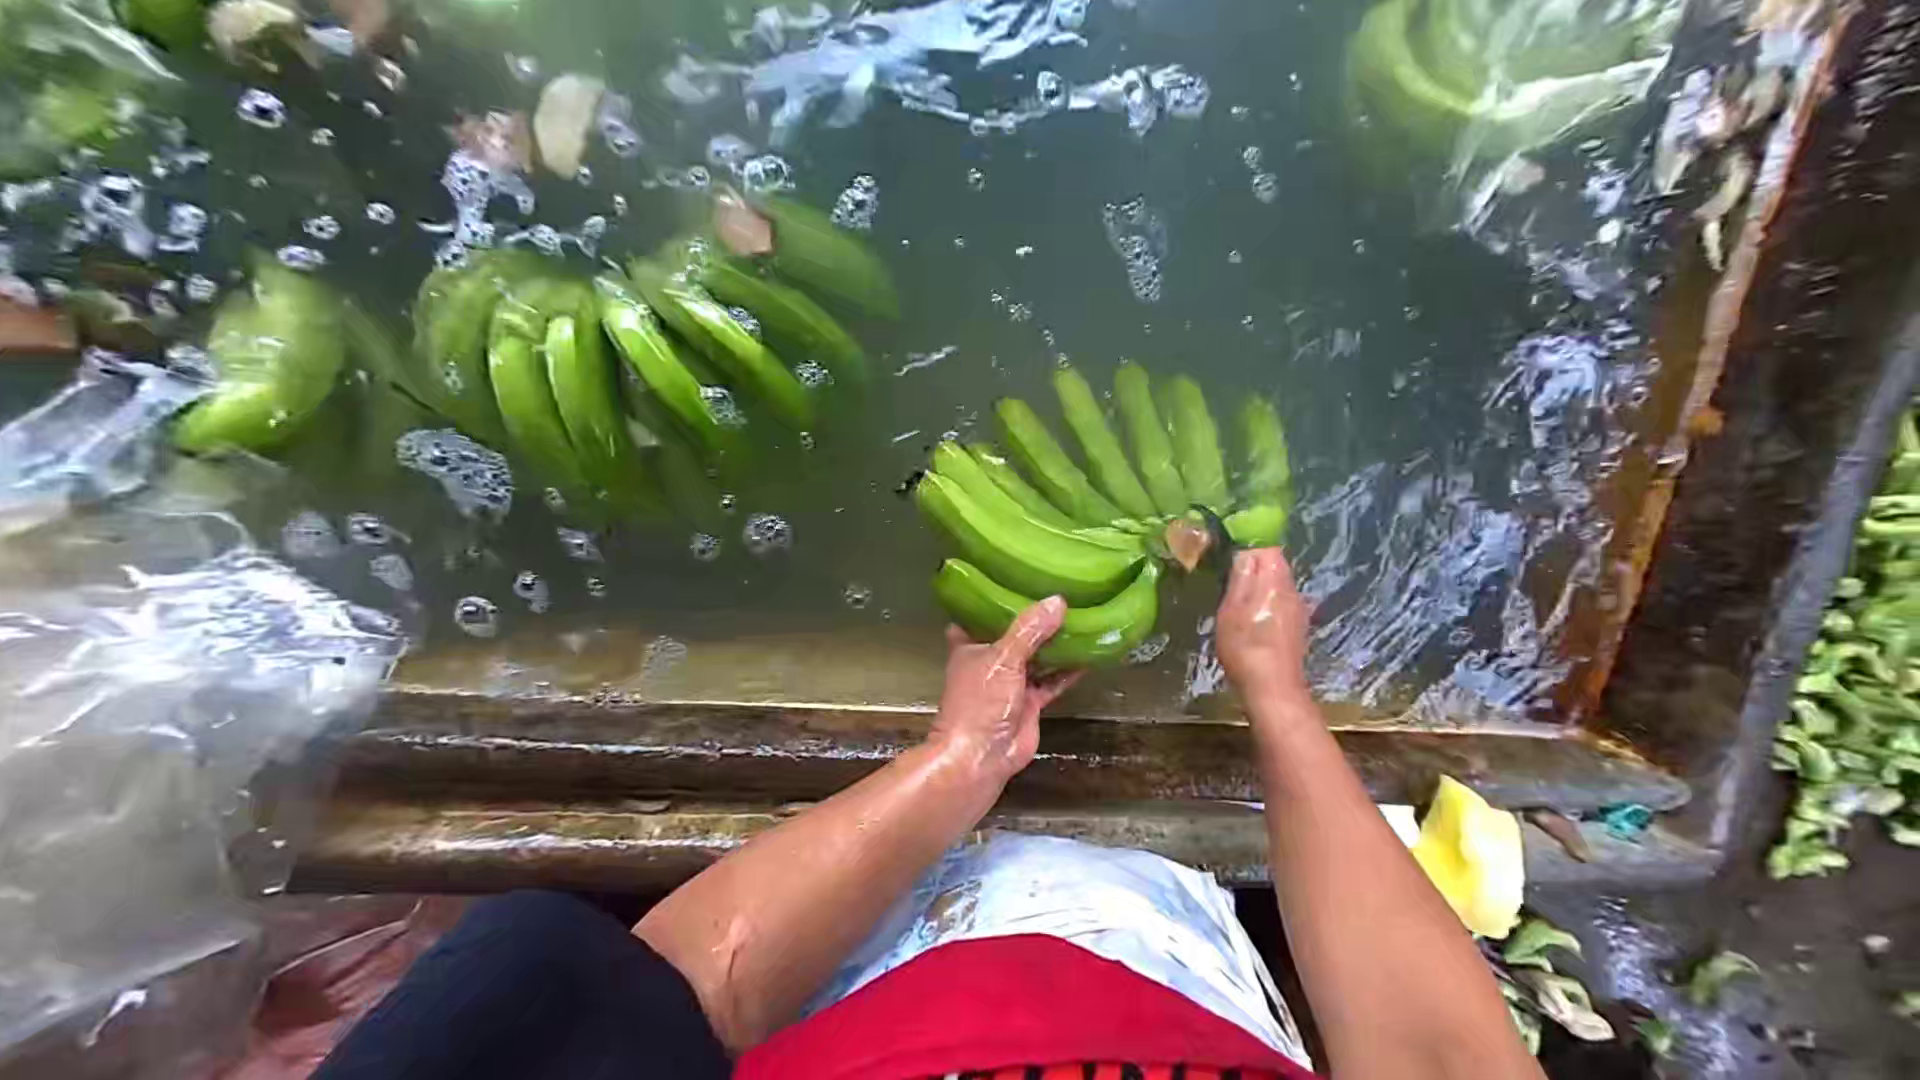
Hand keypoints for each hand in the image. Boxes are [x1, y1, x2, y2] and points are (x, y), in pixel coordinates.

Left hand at [929, 597, 1082, 785]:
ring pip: (1036, 655)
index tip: (1018, 576)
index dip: (996, 596)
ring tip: (1081, 616)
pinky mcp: (1029, 701)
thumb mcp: (1002, 658)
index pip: (980, 612)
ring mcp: (1010, 681)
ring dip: (1054, 642)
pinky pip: (1052, 680)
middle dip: (1034, 618)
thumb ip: (1029, 630)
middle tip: (1062, 592)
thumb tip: (1057, 601)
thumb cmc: (979, 702)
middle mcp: (989, 660)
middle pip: (1014, 633)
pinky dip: (1068, 670)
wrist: (981, 757)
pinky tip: (1089, 654)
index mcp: (970, 644)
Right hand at [1215, 547, 1312, 706]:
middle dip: (1253, 568)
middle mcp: (1292, 591)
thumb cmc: (1245, 647)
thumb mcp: (1231, 610)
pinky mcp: (1297, 627)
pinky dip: (1266, 602)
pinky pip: (1281, 602)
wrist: (1272, 688)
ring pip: (1278, 585)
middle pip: (1275, 566)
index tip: (1228, 560)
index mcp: (1275, 582)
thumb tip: (1244, 552)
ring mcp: (1298, 610)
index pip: (1268, 549)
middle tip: (1227, 580)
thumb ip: (1240, 579)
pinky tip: (1253, 619)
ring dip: (1259, 587)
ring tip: (1237, 601)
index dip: (1248, 550)